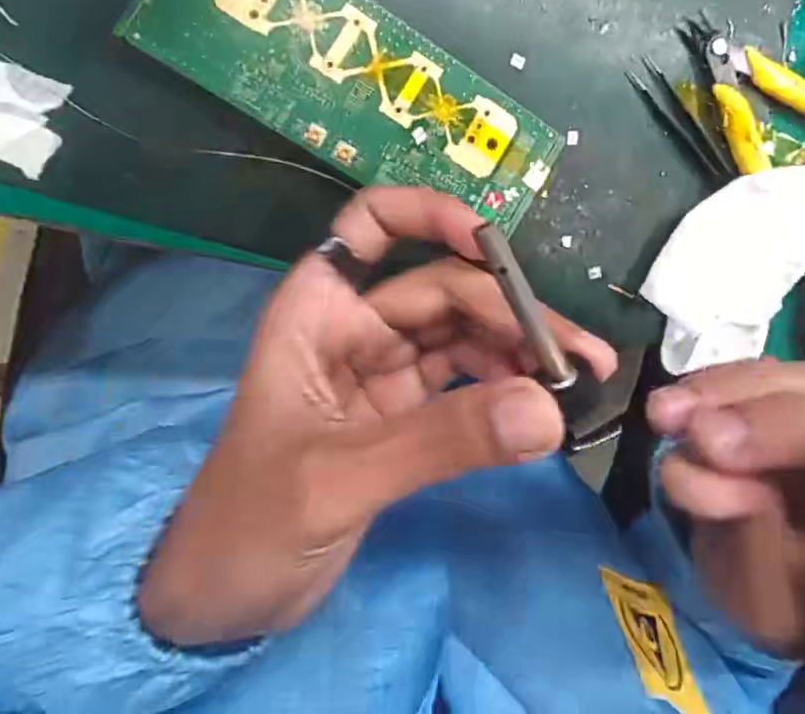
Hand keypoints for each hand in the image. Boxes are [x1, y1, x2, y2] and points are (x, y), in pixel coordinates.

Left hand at [138, 188, 617, 646]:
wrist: (224, 592)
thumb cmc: (252, 520)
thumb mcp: (340, 477)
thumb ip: (440, 441)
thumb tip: (546, 409)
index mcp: (317, 308)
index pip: (370, 223)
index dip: (427, 212)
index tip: (491, 241)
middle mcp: (352, 323)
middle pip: (440, 286)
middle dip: (509, 308)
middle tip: (579, 355)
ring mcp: (380, 366)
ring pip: (460, 331)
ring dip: (517, 348)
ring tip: (580, 380)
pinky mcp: (402, 411)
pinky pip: (464, 378)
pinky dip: (503, 386)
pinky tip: (542, 406)